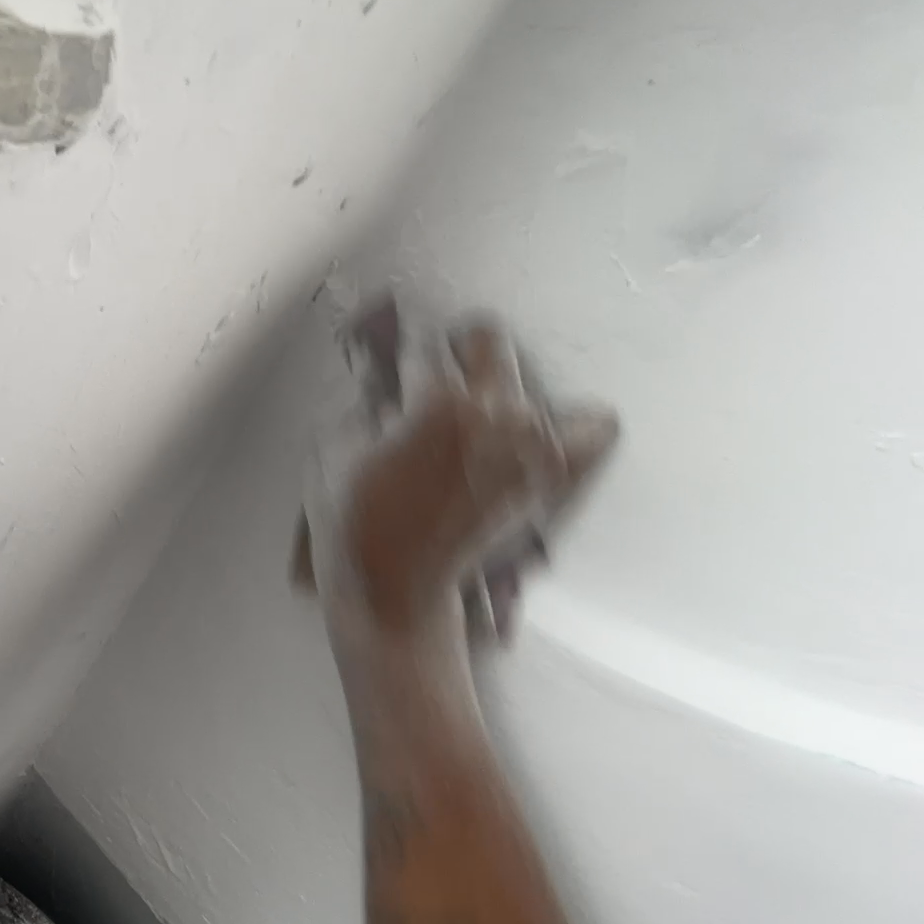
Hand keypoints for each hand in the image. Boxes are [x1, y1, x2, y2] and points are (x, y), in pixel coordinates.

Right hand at [297, 305, 619, 642]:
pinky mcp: (556, 477)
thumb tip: (380, 366)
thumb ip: (361, 396)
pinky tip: (527, 435)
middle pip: (485, 340)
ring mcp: (536, 444)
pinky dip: (566, 424)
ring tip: (464, 419)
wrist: (392, 583)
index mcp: (438, 403)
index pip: (423, 344)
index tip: (388, 348)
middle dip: (450, 349)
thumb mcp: (331, 447)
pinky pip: (594, 429)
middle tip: (425, 377)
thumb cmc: (351, 516)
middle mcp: (498, 411)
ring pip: (527, 379)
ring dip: (492, 389)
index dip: (399, 345)